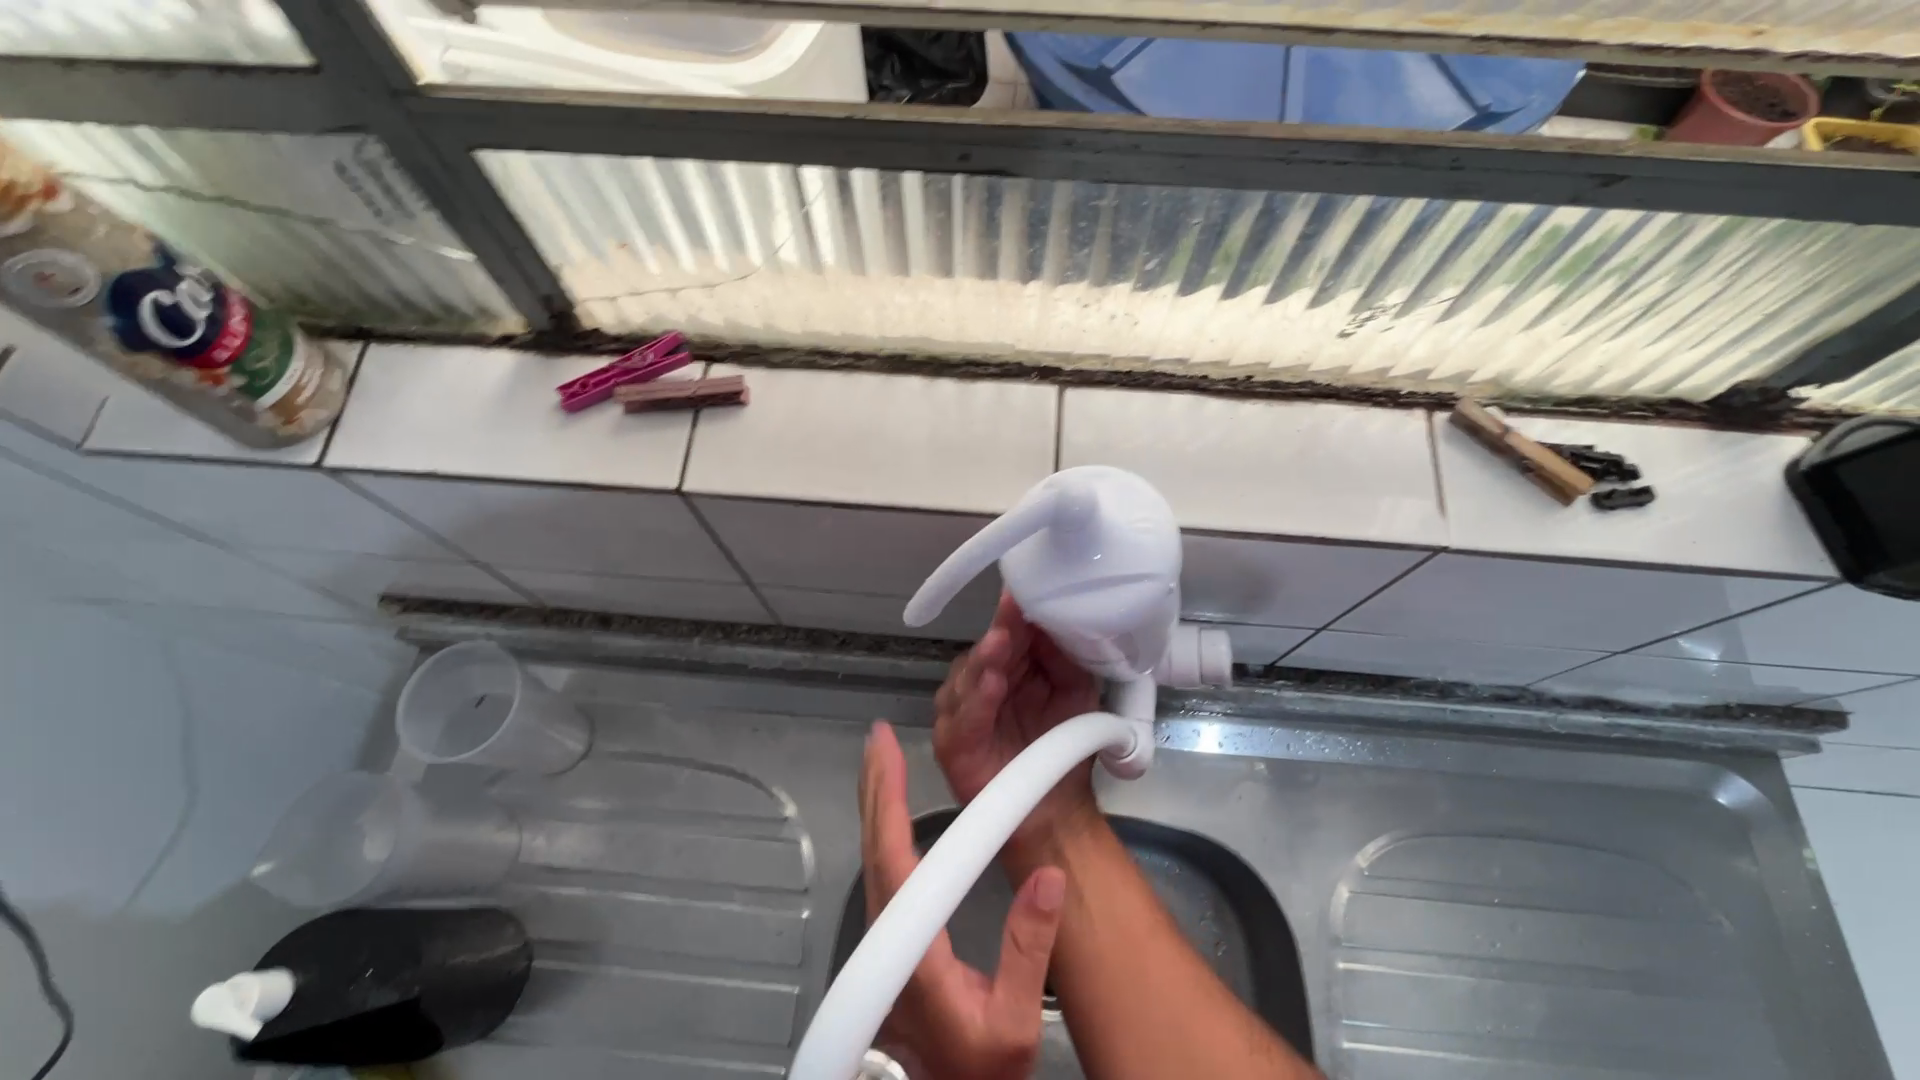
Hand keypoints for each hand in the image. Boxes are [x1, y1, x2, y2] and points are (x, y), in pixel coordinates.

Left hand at [862, 721, 1065, 1079]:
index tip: (886, 755)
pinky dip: (883, 833)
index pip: (895, 866)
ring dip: (875, 807)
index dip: (887, 806)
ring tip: (884, 760)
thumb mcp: (1016, 1020)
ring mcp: (883, 945)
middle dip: (873, 789)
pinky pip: (882, 877)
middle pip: (873, 853)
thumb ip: (1028, 949)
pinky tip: (892, 814)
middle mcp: (887, 942)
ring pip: (872, 863)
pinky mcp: (889, 947)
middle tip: (878, 738)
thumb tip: (1048, 876)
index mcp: (912, 955)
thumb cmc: (983, 1070)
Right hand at [934, 594, 1102, 853]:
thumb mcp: (1076, 690)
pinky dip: (976, 702)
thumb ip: (1065, 654)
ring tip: (1001, 644)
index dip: (1014, 613)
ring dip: (985, 662)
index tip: (1022, 591)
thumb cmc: (1064, 746)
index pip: (1008, 631)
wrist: (1055, 809)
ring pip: (966, 679)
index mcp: (1011, 667)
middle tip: (1012, 614)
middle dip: (999, 633)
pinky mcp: (953, 744)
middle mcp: (981, 683)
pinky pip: (962, 719)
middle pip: (985, 651)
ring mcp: (963, 712)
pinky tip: (992, 686)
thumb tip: (1054, 615)